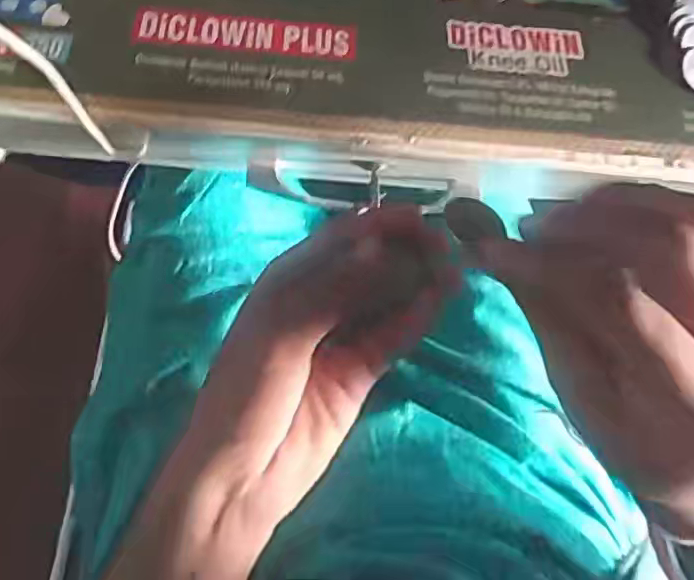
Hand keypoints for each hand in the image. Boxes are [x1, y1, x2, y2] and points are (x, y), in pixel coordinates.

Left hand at [107, 205, 458, 579]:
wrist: (239, 477)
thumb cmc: (248, 388)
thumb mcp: (284, 329)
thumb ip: (335, 288)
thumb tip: (384, 248)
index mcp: (290, 278)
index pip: (341, 238)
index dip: (379, 223)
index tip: (419, 216)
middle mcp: (318, 299)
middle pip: (368, 264)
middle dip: (404, 250)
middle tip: (444, 244)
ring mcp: (340, 336)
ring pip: (384, 298)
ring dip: (416, 281)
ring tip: (453, 269)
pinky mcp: (358, 372)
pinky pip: (391, 336)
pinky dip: (414, 318)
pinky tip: (438, 301)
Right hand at [472, 184, 693, 533]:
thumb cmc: (627, 443)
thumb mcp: (579, 399)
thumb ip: (547, 318)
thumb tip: (496, 248)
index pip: (627, 305)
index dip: (554, 266)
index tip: (496, 250)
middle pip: (673, 251)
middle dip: (587, 227)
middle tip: (531, 230)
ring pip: (693, 226)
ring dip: (613, 207)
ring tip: (559, 217)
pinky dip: (642, 201)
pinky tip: (596, 208)